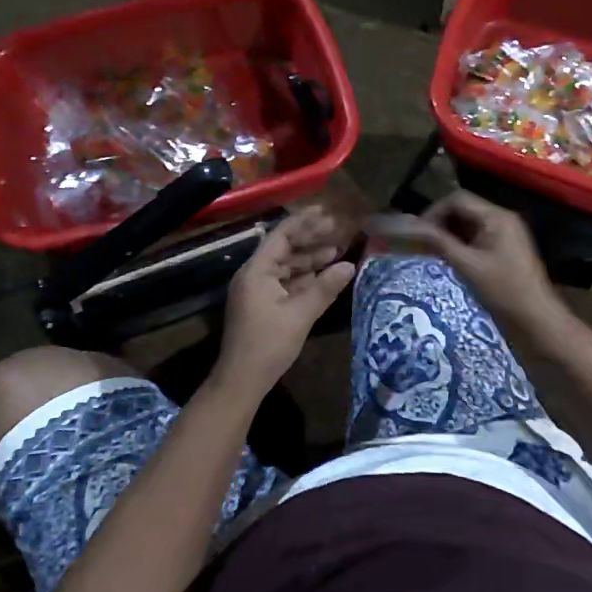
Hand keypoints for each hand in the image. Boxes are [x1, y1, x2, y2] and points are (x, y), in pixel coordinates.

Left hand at [218, 208, 355, 386]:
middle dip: (311, 239)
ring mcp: (257, 290)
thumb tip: (350, 266)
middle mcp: (254, 275)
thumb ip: (325, 287)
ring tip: (337, 251)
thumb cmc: (269, 344)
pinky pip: (285, 282)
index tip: (327, 212)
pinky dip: (304, 277)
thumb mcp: (300, 314)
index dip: (305, 222)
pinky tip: (324, 276)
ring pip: (286, 266)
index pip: (281, 235)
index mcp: (257, 270)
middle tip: (338, 231)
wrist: (242, 379)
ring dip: (309, 259)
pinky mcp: (262, 305)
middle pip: (284, 248)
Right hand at [377, 191, 566, 330]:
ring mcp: (506, 234)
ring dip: (449, 235)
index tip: (416, 233)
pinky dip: (460, 244)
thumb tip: (410, 227)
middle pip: (463, 209)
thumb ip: (439, 243)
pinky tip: (448, 260)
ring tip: (430, 253)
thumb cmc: (504, 291)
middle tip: (420, 244)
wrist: (537, 319)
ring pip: (469, 224)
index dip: (433, 212)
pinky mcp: (505, 249)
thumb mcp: (468, 266)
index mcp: (497, 217)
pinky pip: (477, 238)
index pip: (457, 199)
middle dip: (440, 223)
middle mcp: (502, 219)